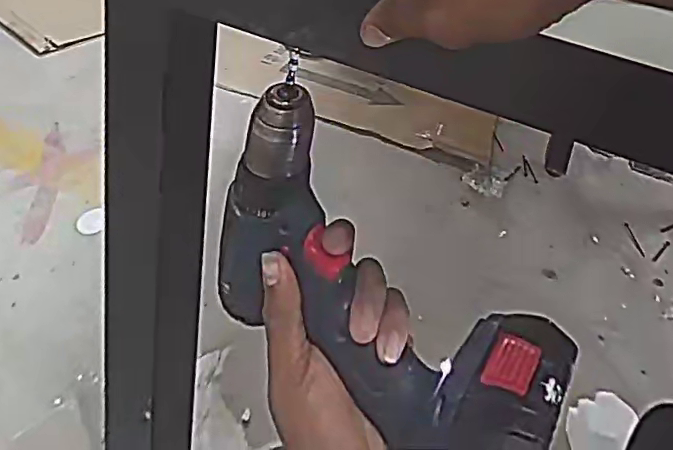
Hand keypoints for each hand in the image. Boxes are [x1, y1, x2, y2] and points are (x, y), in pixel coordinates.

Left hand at [264, 220, 410, 449]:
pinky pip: (400, 315)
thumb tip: (272, 262)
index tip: (331, 241)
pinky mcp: (392, 345)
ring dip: (376, 307)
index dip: (322, 244)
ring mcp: (364, 331)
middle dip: (356, 279)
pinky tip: (388, 351)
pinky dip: (399, 326)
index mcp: (301, 321)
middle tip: (351, 297)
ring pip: (377, 287)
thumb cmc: (315, 438)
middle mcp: (332, 321)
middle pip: (351, 268)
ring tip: (366, 341)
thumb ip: (283, 316)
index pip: (312, 264)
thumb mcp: (291, 371)